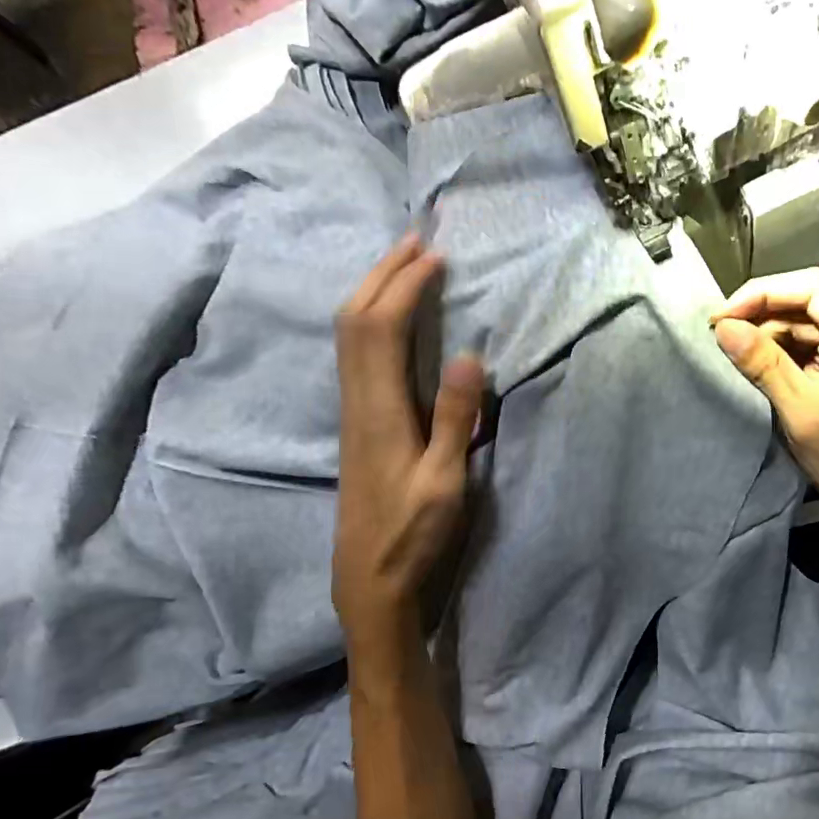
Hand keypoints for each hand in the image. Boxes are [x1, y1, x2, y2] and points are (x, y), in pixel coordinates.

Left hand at [334, 234, 485, 630]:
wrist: (369, 577)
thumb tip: (470, 355)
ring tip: (403, 267)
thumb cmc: (411, 534)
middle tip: (415, 241)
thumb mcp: (445, 482)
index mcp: (379, 409)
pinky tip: (389, 321)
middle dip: (382, 273)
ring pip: (348, 335)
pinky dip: (370, 320)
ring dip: (373, 292)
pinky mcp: (357, 423)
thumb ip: (456, 419)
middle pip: (354, 319)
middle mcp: (357, 400)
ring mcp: (352, 412)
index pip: (382, 328)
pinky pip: (354, 353)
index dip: (406, 287)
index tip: (436, 257)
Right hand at [710, 267, 818, 537]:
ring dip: (769, 331)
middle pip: (810, 301)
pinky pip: (811, 345)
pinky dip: (782, 350)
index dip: (762, 293)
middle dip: (763, 312)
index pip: (813, 288)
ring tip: (732, 346)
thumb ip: (763, 364)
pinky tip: (755, 359)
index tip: (721, 315)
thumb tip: (723, 327)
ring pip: (807, 322)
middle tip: (720, 330)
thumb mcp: (803, 411)